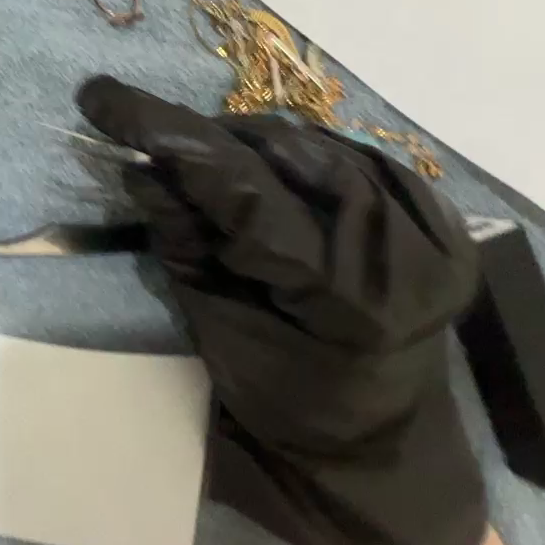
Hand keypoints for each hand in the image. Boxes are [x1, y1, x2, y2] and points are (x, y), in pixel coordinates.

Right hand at [78, 76, 486, 544]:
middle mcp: (402, 249)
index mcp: (339, 289)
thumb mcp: (210, 320)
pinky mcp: (443, 224)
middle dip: (204, 138)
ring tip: (209, 169)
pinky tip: (267, 176)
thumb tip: (140, 165)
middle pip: (279, 147)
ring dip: (246, 145)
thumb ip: (180, 235)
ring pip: (315, 142)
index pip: (235, 183)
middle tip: (155, 149)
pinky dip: (295, 156)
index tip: (100, 95)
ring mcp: (434, 232)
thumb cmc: (279, 401)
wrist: (376, 449)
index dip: (164, 132)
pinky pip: (354, 156)